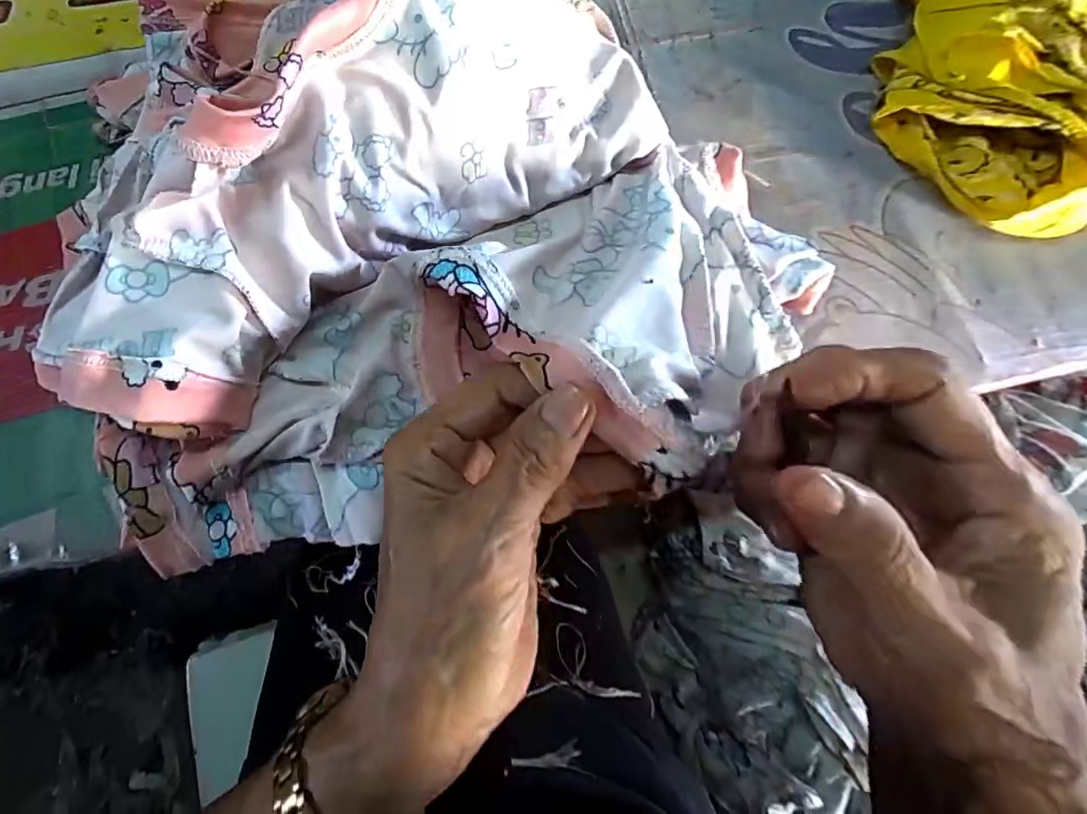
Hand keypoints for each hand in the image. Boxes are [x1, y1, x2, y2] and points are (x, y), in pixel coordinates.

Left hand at [307, 365, 607, 810]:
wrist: (438, 703)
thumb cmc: (450, 610)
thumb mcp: (492, 529)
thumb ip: (534, 460)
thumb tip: (577, 393)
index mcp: (429, 445)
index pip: (494, 391)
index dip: (549, 383)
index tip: (613, 383)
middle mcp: (455, 457)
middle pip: (523, 417)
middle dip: (579, 415)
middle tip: (648, 411)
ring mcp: (486, 489)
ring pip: (545, 451)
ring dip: (594, 448)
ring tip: (657, 440)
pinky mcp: (514, 522)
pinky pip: (556, 486)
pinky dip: (592, 481)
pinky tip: (638, 476)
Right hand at [734, 347, 1086, 812]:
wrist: (948, 738)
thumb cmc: (969, 688)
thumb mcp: (928, 626)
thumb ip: (870, 547)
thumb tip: (797, 478)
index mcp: (989, 483)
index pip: (926, 386)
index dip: (856, 372)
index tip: (790, 391)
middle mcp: (931, 466)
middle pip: (850, 392)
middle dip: (790, 406)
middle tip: (753, 442)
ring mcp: (880, 481)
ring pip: (805, 421)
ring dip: (766, 445)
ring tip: (766, 507)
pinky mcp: (837, 501)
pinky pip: (783, 460)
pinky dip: (761, 480)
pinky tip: (776, 532)